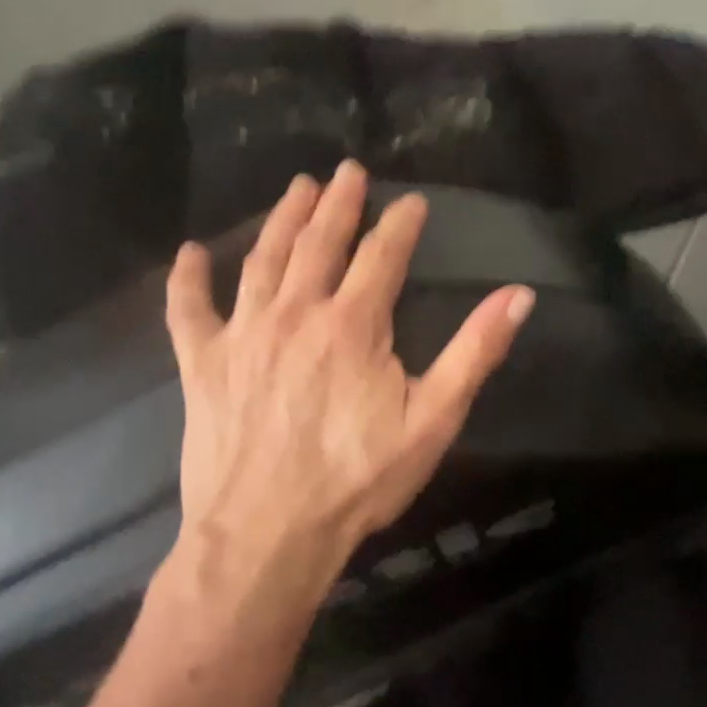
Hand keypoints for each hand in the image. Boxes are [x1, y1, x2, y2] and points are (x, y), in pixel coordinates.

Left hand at [163, 161, 534, 596]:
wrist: (266, 536)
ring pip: (260, 262)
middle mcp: (294, 315)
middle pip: (317, 245)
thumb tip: (519, 295)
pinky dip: (187, 280)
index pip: (381, 256)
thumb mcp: (435, 417)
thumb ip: (475, 350)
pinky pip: (189, 312)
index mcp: (353, 325)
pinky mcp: (202, 367)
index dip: (400, 225)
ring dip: (281, 221)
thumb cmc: (359, 478)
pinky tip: (190, 254)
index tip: (413, 201)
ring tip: (297, 188)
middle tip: (349, 170)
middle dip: (338, 204)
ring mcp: (242, 337)